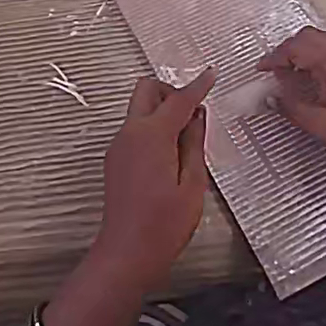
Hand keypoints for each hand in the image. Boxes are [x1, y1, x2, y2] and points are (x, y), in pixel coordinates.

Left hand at [89, 70, 216, 293]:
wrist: (127, 252)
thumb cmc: (164, 224)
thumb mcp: (192, 184)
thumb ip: (194, 144)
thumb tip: (196, 116)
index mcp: (151, 136)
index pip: (178, 100)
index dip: (197, 86)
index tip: (210, 74)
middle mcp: (129, 133)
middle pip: (146, 90)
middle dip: (170, 92)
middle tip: (193, 114)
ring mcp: (119, 145)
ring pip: (139, 110)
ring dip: (161, 112)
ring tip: (186, 141)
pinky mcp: (115, 158)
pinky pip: (134, 130)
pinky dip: (153, 129)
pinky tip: (170, 156)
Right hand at [257, 27, 325, 176]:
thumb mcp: (321, 125)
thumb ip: (291, 107)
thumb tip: (273, 98)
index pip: (294, 47)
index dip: (273, 58)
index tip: (262, 69)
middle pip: (308, 37)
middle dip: (287, 50)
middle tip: (274, 70)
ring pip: (324, 42)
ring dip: (304, 53)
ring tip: (291, 76)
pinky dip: (320, 58)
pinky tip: (315, 79)